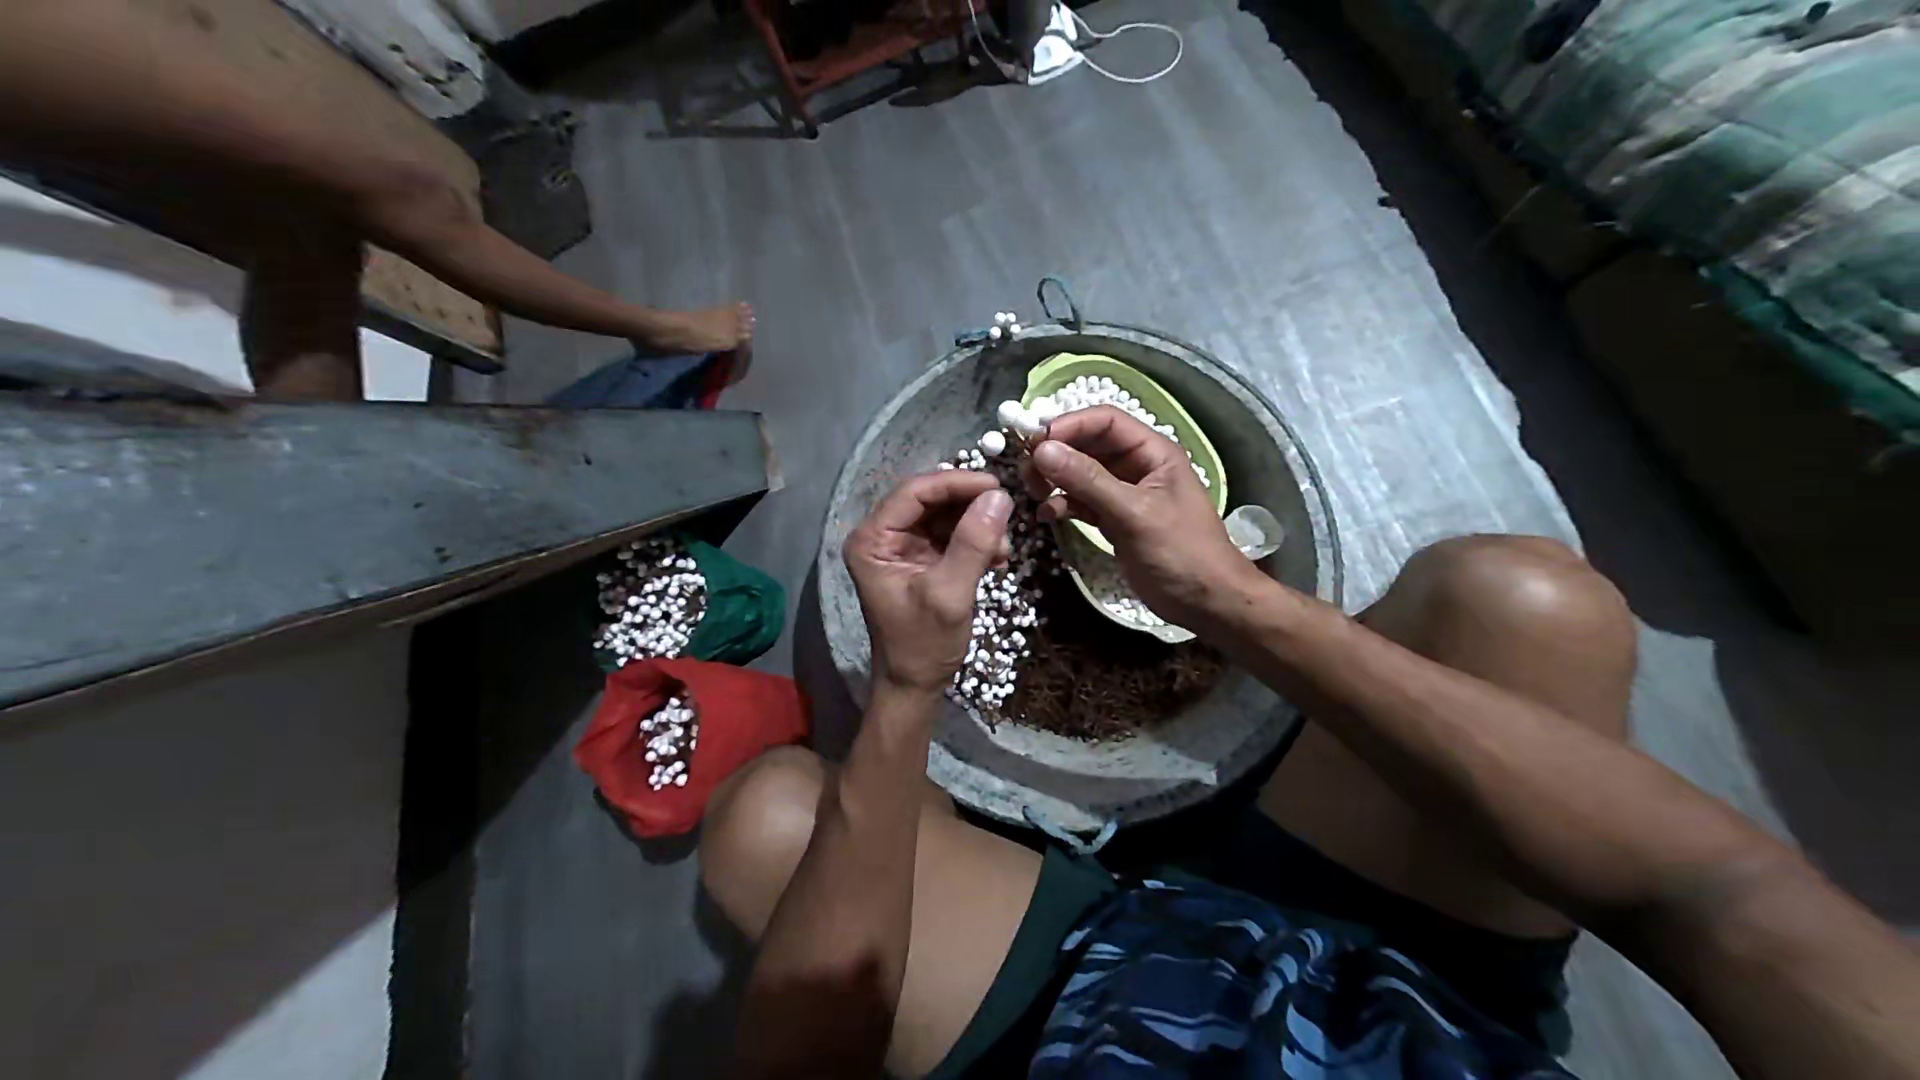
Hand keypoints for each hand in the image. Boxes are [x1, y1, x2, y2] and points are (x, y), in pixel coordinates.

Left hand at [844, 470, 1012, 696]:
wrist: (914, 684)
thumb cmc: (923, 644)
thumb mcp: (949, 593)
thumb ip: (973, 544)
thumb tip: (1000, 497)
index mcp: (872, 540)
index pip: (914, 492)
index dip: (955, 483)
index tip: (996, 486)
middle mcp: (882, 536)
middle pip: (930, 500)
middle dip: (970, 505)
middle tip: (1006, 513)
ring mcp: (902, 548)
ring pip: (945, 516)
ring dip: (977, 525)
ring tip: (1004, 548)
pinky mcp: (922, 560)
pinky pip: (951, 535)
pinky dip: (976, 541)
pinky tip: (998, 557)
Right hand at [1022, 406, 1260, 629]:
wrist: (1206, 603)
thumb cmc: (1181, 552)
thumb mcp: (1134, 513)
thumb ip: (1088, 481)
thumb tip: (1043, 450)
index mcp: (1152, 452)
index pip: (1105, 422)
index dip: (1070, 425)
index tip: (1035, 442)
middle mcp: (1136, 466)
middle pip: (1087, 444)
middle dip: (1056, 453)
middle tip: (1026, 470)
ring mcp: (1123, 494)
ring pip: (1080, 473)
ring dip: (1054, 479)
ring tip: (1033, 492)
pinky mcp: (1113, 520)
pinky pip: (1080, 502)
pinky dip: (1061, 505)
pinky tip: (1046, 516)